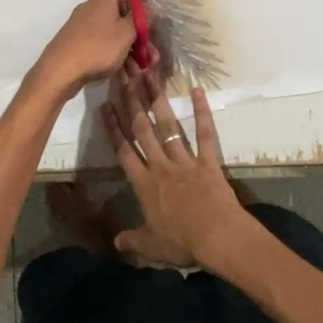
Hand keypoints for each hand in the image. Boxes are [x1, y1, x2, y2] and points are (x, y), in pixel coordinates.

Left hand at [29, 0, 137, 98]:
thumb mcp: (127, 33)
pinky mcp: (74, 42)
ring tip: (134, 74)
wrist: (61, 69)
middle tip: (147, 63)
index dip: (140, 23)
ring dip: (125, 55)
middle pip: (120, 24)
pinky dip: (109, 58)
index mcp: (104, 0)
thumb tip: (151, 5)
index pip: (128, 5)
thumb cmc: (99, 48)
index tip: (147, 41)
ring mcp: (80, 26)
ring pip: (110, 38)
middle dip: (136, 44)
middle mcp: (91, 8)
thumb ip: (140, 19)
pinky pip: (98, 47)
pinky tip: (118, 75)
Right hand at [101, 62, 247, 268]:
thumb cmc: (182, 242)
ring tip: (149, 74)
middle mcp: (161, 166)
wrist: (217, 238)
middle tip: (124, 75)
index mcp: (144, 184)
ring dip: (157, 100)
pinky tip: (197, 90)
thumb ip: (133, 241)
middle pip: (142, 129)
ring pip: (168, 125)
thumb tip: (116, 243)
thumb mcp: (152, 247)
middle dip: (132, 101)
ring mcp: (185, 161)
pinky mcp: (207, 161)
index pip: (124, 151)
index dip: (113, 128)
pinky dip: (202, 112)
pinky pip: (204, 134)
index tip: (105, 105)